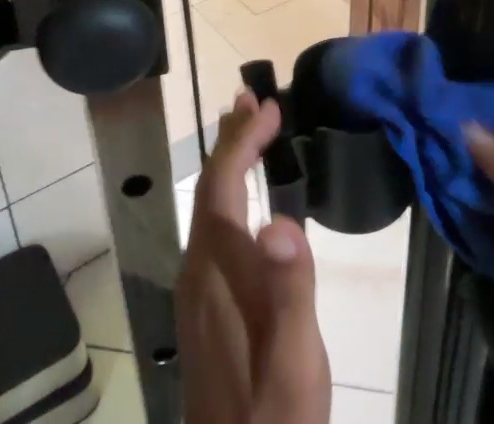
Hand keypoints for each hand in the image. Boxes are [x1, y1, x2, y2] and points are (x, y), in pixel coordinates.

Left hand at [176, 92, 329, 423]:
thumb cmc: (274, 412)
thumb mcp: (295, 359)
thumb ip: (290, 289)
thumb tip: (279, 221)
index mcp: (219, 271)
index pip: (224, 186)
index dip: (243, 140)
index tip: (268, 104)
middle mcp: (199, 271)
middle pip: (210, 190)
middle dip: (230, 141)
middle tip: (252, 100)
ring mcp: (197, 290)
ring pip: (208, 209)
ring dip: (229, 166)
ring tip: (250, 136)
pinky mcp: (204, 307)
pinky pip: (213, 231)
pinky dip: (230, 197)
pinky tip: (247, 208)